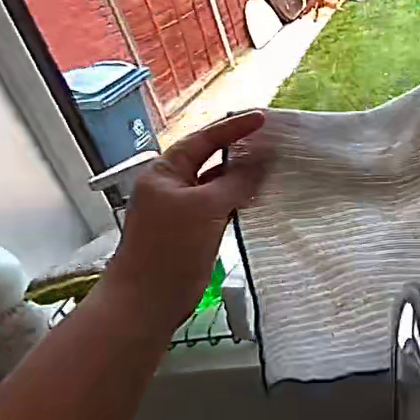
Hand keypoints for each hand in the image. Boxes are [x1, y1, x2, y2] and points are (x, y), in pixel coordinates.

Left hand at [95, 110, 266, 327]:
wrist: (147, 300)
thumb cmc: (170, 248)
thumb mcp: (205, 208)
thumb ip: (234, 183)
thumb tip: (259, 165)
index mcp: (165, 172)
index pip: (203, 140)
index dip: (233, 128)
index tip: (262, 119)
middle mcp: (171, 186)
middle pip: (208, 160)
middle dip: (238, 151)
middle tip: (271, 143)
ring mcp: (181, 211)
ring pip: (215, 186)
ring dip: (240, 178)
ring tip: (271, 168)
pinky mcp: (191, 233)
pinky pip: (217, 208)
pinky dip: (236, 201)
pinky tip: (257, 199)